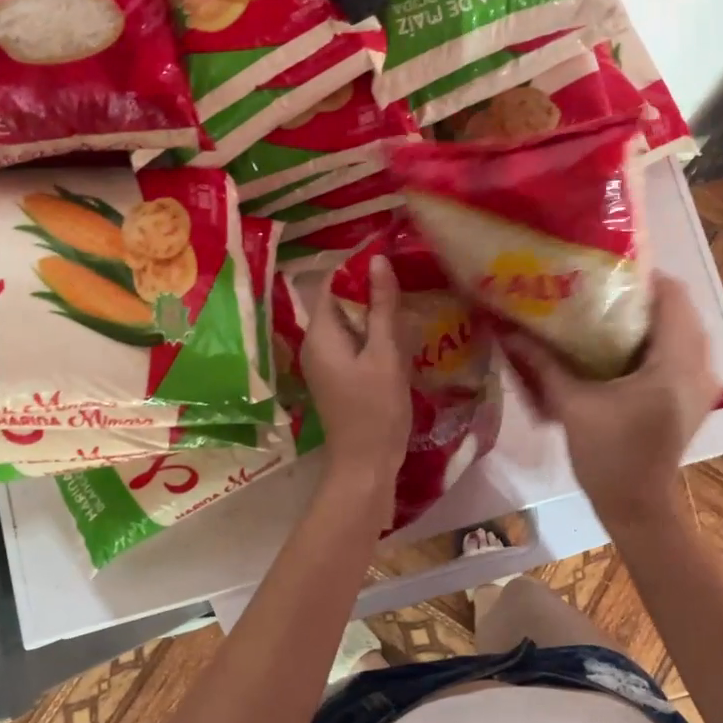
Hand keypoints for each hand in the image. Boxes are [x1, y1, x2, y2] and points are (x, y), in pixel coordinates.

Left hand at [301, 256, 411, 512]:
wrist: (365, 466)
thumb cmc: (376, 410)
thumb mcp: (385, 355)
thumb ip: (382, 307)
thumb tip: (378, 260)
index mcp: (320, 335)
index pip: (333, 283)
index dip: (359, 267)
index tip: (392, 256)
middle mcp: (314, 345)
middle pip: (339, 303)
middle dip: (370, 290)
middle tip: (407, 278)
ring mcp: (323, 364)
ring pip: (347, 325)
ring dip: (374, 314)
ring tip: (408, 302)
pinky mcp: (337, 378)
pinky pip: (352, 344)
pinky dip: (372, 335)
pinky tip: (399, 336)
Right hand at [505, 273, 721, 529]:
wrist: (638, 508)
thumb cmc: (609, 457)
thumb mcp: (573, 406)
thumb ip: (544, 364)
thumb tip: (508, 332)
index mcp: (675, 362)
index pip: (671, 295)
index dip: (639, 277)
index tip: (600, 272)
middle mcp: (698, 366)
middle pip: (678, 309)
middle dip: (639, 297)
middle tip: (595, 292)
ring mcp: (701, 384)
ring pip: (681, 331)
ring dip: (648, 320)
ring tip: (603, 317)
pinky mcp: (693, 398)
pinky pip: (681, 353)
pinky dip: (656, 343)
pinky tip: (619, 351)